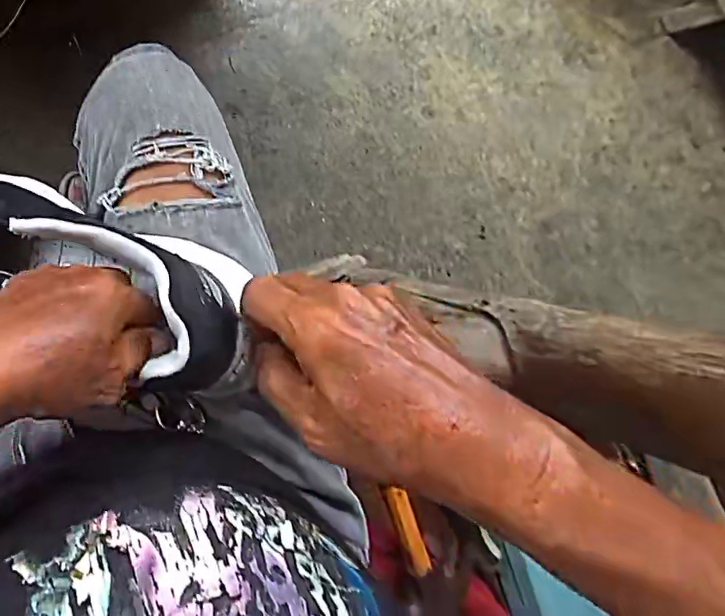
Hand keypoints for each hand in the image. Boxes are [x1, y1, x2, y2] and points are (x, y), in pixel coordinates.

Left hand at [0, 264, 160, 425]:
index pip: (153, 309)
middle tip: (107, 356)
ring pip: (86, 293)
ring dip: (86, 316)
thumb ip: (144, 354)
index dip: (151, 336)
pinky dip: (56, 312)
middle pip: (120, 296)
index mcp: (114, 293)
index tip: (144, 354)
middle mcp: (86, 274)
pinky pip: (55, 294)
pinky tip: (46, 341)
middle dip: (118, 322)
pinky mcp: (26, 282)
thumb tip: (153, 343)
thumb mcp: (112, 380)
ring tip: (70, 352)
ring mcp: (53, 274)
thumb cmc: (41, 374)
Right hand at [244, 274, 581, 523]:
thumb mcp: (312, 425)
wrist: (474, 440)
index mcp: (315, 322)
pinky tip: (367, 363)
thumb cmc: (400, 439)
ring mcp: (376, 296)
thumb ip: (271, 377)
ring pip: (320, 292)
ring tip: (336, 366)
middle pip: (286, 285)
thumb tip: (263, 355)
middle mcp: (344, 297)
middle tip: (292, 358)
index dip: (250, 319)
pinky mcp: (400, 303)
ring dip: (315, 319)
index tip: (260, 344)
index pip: (255, 290)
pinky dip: (347, 322)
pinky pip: (354, 302)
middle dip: (279, 315)